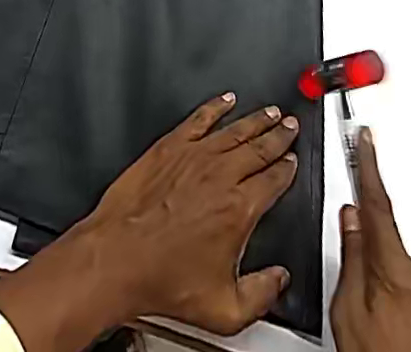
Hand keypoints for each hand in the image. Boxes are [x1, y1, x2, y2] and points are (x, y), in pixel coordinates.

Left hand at [0, 93, 300, 351]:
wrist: (118, 256)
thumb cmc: (161, 278)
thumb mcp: (224, 309)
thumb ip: (261, 294)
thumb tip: (278, 280)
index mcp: (237, 209)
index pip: (273, 180)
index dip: (288, 169)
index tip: (293, 161)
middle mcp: (219, 176)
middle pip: (259, 148)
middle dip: (279, 135)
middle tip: (291, 125)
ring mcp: (193, 157)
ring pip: (234, 130)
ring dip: (256, 119)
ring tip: (271, 112)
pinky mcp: (169, 147)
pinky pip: (199, 119)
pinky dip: (215, 107)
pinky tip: (225, 100)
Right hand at [332, 127, 410, 351]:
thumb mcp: (348, 312)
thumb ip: (352, 258)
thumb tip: (351, 218)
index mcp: (397, 272)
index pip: (379, 207)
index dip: (370, 169)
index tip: (367, 140)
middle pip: (392, 251)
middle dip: (372, 263)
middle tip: (359, 304)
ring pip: (406, 282)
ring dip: (389, 296)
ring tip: (377, 335)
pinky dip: (405, 316)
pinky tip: (395, 342)